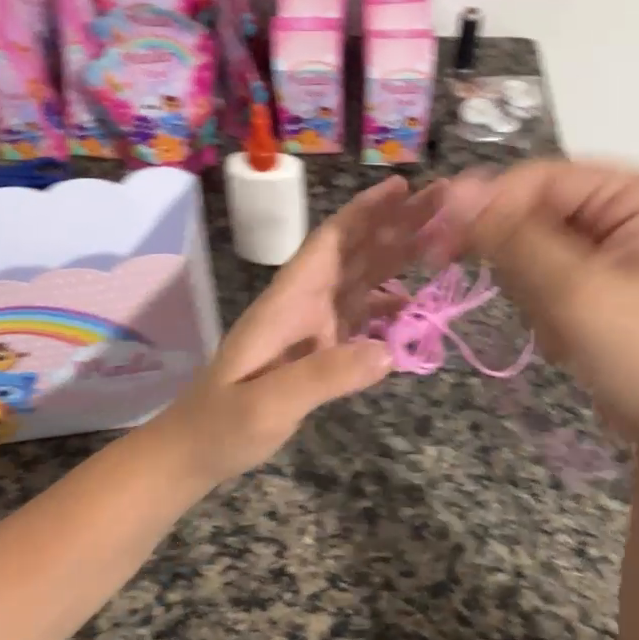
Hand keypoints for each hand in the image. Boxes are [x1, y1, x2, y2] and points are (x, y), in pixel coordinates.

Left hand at [151, 176, 443, 480]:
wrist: (194, 452)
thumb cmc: (222, 425)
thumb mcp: (268, 405)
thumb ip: (324, 377)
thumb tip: (389, 351)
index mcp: (286, 305)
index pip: (330, 244)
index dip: (365, 213)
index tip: (404, 187)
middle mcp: (301, 307)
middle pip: (353, 255)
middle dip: (395, 227)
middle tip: (445, 205)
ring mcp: (309, 330)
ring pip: (359, 282)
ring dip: (397, 261)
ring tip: (441, 244)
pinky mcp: (316, 354)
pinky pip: (358, 320)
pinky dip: (387, 309)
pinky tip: (412, 308)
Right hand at [441, 161, 638, 454]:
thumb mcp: (577, 289)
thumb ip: (512, 237)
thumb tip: (453, 191)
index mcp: (633, 193)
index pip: (535, 180)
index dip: (484, 210)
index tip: (439, 248)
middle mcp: (626, 214)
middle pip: (533, 220)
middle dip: (524, 270)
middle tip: (541, 308)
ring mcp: (617, 259)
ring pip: (536, 262)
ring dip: (538, 302)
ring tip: (570, 336)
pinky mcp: (607, 299)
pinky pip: (552, 294)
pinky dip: (552, 321)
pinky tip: (577, 348)